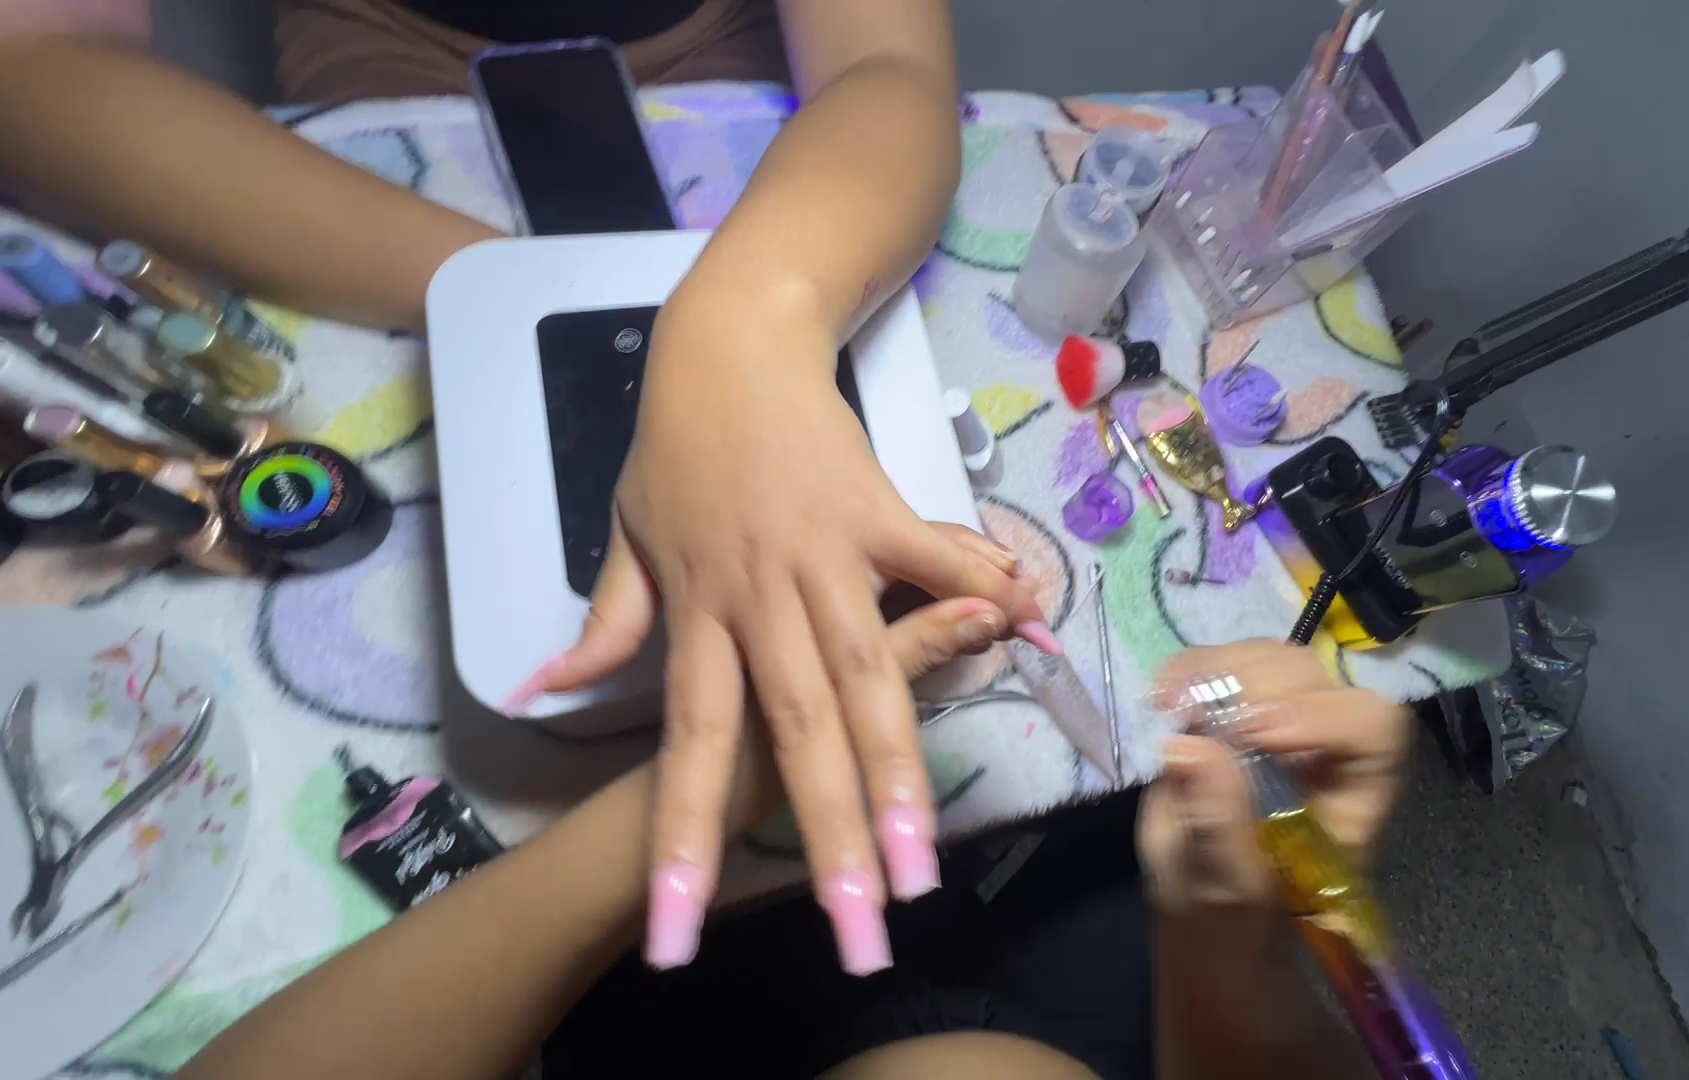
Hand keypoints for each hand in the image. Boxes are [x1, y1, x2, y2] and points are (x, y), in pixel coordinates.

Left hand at [526, 297, 1047, 975]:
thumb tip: (551, 691)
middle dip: (826, 834)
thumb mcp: (628, 533)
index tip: (681, 934)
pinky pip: (929, 554)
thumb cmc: (679, 446)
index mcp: (702, 611)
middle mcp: (762, 597)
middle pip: (796, 727)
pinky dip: (973, 584)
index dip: (687, 837)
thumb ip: (607, 621)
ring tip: (923, 850)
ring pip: (865, 669)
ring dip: (898, 761)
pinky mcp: (877, 507)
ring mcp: (825, 552)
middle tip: (857, 929)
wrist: (728, 346)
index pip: (694, 740)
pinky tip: (1024, 620)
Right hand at [1138, 641, 1410, 915]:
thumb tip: (1189, 748)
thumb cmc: (1229, 910)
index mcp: (1350, 794)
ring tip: (1173, 706)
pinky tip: (1160, 695)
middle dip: (1253, 687)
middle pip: (1313, 677)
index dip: (1320, 716)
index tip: (1252, 734)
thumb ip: (1219, 826)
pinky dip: (1185, 668)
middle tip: (1196, 717)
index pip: (1371, 728)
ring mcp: (1279, 713)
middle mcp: (1325, 742)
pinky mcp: (1233, 701)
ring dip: (1217, 669)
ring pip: (1270, 656)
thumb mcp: (1226, 887)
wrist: (1202, 896)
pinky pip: (1219, 659)